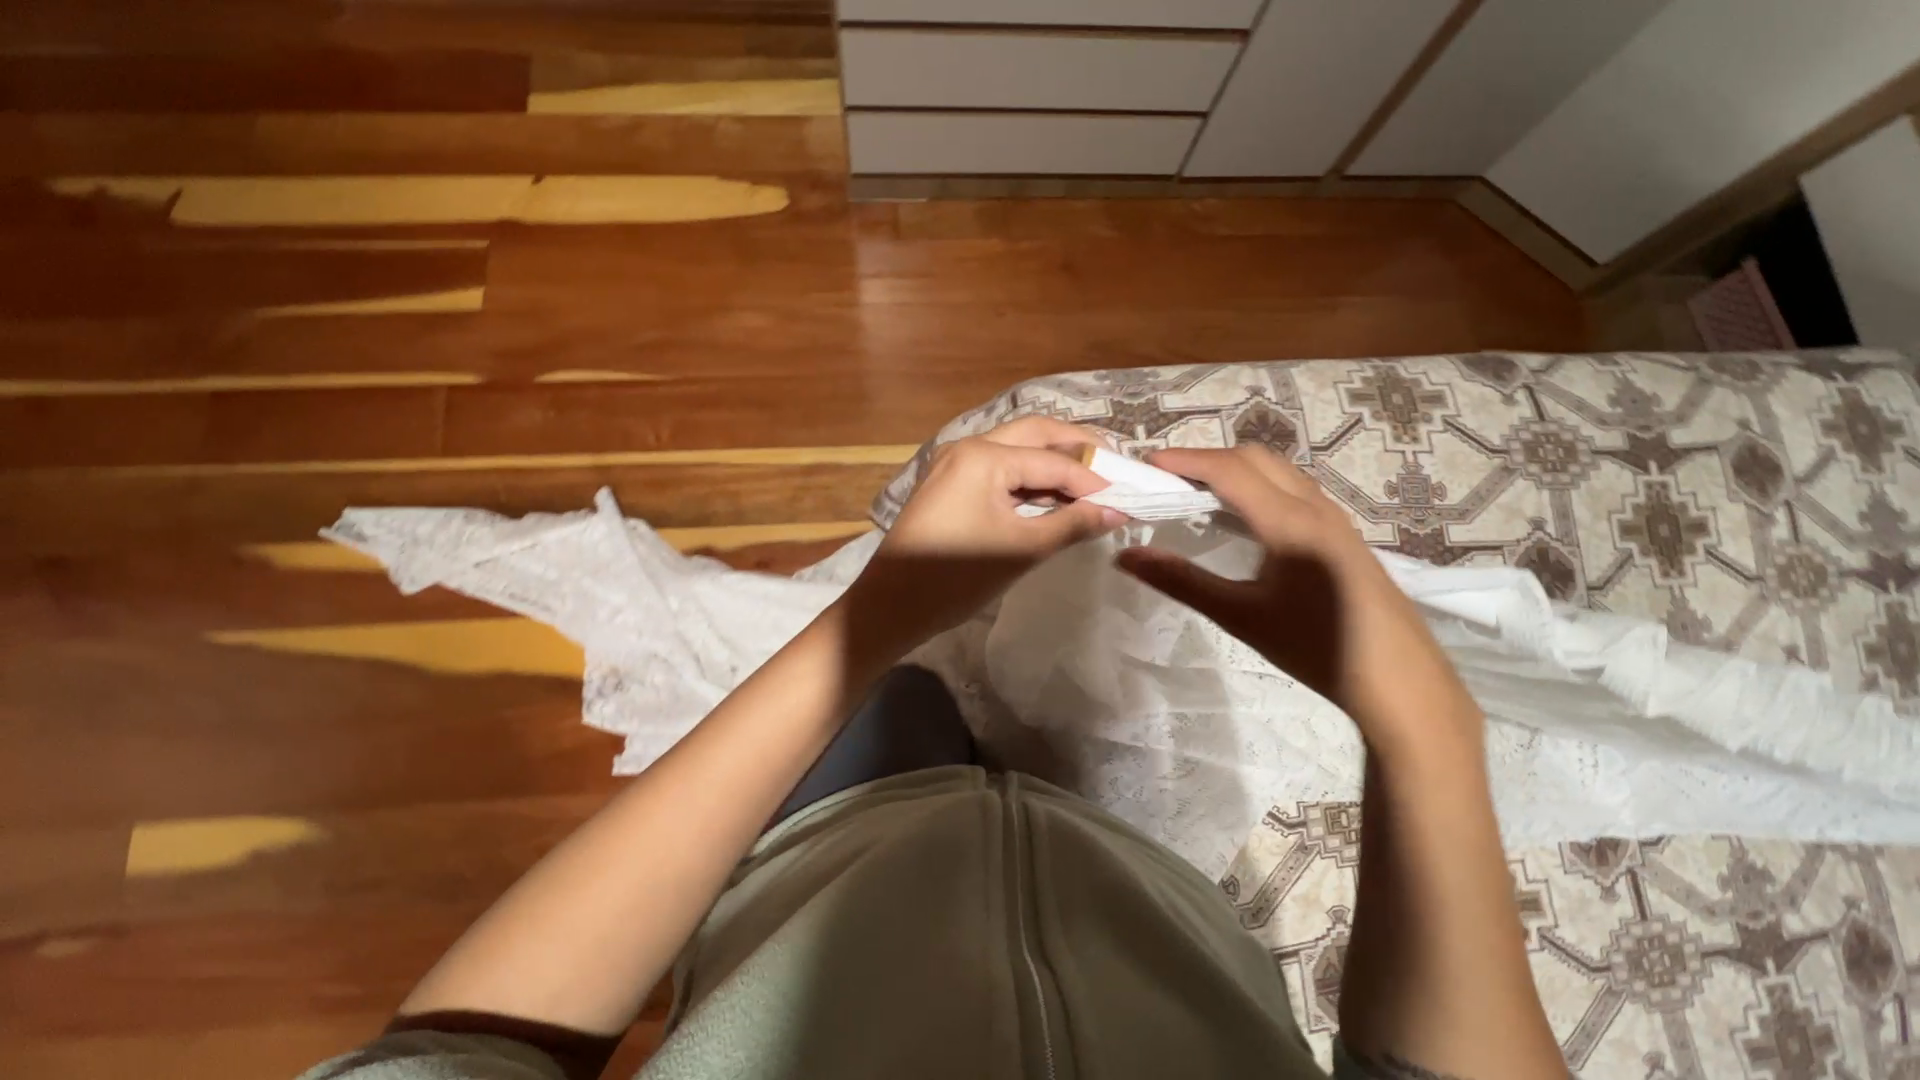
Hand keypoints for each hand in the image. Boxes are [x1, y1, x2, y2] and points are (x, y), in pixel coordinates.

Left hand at [844, 417, 1125, 647]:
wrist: (891, 606)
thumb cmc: (956, 578)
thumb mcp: (1021, 550)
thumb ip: (1071, 525)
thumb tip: (1117, 512)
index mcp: (984, 456)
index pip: (1054, 460)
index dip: (1095, 480)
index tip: (1130, 496)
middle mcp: (968, 446)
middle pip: (1036, 433)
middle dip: (1078, 449)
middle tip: (1117, 469)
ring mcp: (955, 463)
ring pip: (1016, 448)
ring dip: (1054, 461)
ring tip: (1093, 482)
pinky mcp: (950, 483)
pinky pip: (999, 468)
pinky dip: (1029, 478)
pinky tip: (1054, 496)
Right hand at [1114, 445, 1480, 755]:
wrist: (1399, 681)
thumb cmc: (1315, 648)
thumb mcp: (1240, 616)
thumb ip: (1181, 581)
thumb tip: (1125, 556)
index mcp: (1288, 521)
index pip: (1229, 470)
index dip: (1185, 461)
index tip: (1145, 465)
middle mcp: (1315, 507)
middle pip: (1256, 459)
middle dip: (1208, 459)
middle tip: (1166, 480)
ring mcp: (1336, 519)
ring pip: (1280, 473)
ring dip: (1237, 471)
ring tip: (1198, 495)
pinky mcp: (1343, 536)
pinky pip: (1295, 491)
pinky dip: (1260, 488)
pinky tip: (1246, 522)